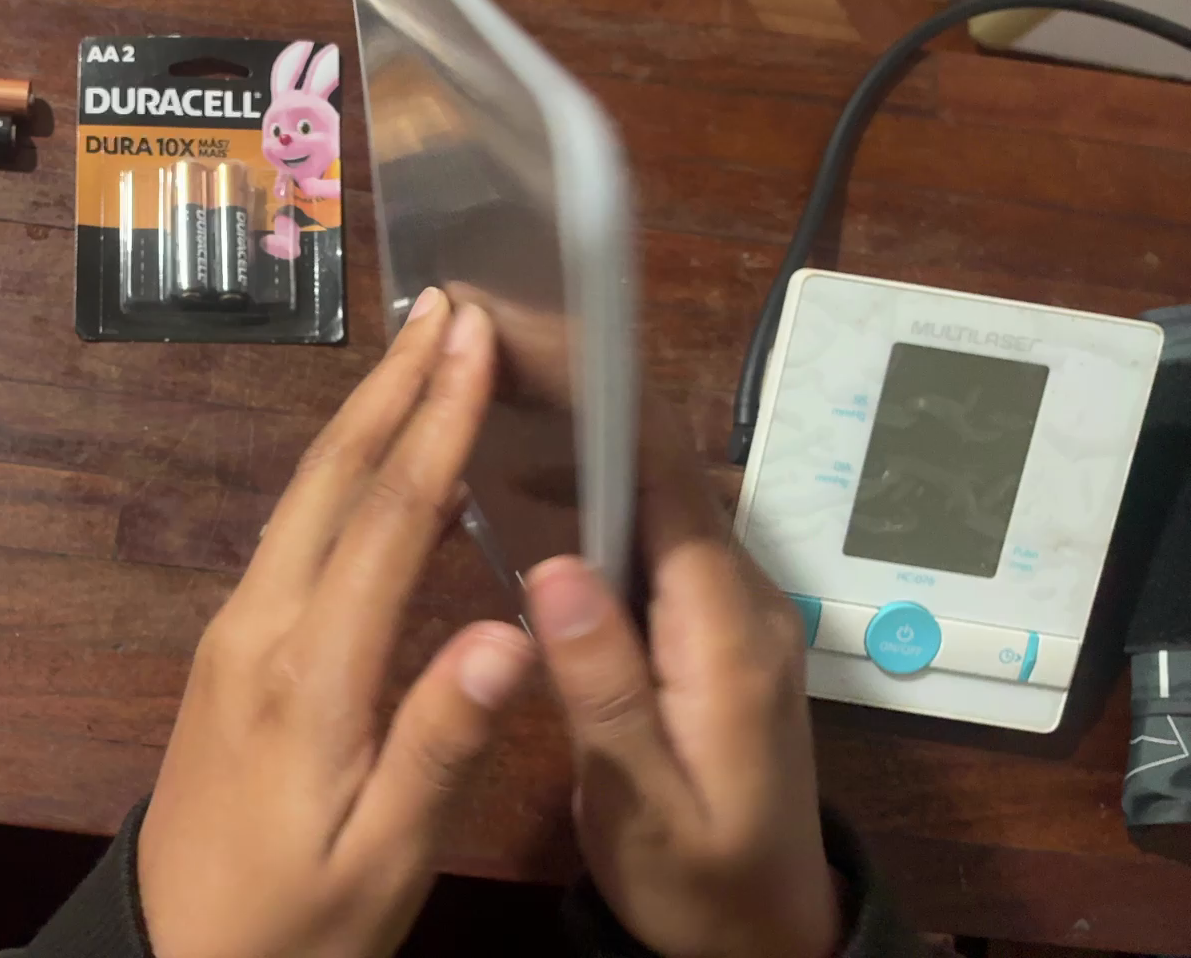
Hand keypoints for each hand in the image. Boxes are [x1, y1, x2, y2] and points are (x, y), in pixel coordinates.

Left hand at [138, 289, 538, 957]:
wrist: (170, 945)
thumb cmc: (288, 920)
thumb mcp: (380, 861)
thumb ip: (442, 743)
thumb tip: (512, 636)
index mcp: (308, 670)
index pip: (386, 521)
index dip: (435, 425)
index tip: (469, 345)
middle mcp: (263, 620)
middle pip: (332, 479)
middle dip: (391, 387)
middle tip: (441, 311)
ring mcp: (238, 620)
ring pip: (307, 495)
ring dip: (364, 419)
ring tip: (416, 358)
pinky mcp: (234, 635)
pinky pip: (296, 533)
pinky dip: (343, 476)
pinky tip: (379, 459)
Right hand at [523, 418, 838, 957]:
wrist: (758, 933)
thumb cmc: (691, 873)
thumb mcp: (640, 797)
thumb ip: (601, 682)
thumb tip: (553, 564)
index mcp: (728, 628)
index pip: (672, 485)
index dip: (608, 410)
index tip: (535, 351)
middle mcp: (739, 596)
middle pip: (666, 473)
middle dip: (585, 409)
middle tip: (492, 370)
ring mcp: (724, 605)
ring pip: (655, 496)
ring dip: (582, 445)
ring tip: (496, 411)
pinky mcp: (703, 619)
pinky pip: (648, 534)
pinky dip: (590, 497)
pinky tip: (529, 494)